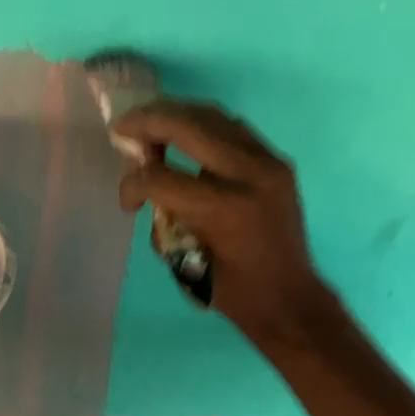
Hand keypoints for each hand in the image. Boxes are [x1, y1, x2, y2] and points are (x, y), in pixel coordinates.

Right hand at [114, 99, 340, 348]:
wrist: (291, 298)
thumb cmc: (235, 292)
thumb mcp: (186, 261)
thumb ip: (165, 218)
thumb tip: (148, 186)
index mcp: (225, 208)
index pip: (161, 178)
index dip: (133, 185)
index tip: (128, 202)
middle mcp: (250, 175)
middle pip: (188, 126)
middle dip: (148, 122)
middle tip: (123, 128)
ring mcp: (268, 163)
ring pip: (212, 117)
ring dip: (176, 117)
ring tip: (151, 128)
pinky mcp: (276, 161)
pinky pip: (233, 129)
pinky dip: (203, 127)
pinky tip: (185, 138)